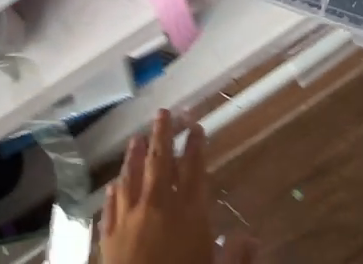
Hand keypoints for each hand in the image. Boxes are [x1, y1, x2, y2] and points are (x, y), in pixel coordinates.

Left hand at [101, 109, 256, 263]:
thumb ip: (235, 257)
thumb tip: (253, 238)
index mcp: (189, 214)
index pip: (194, 170)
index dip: (196, 146)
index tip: (196, 126)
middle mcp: (159, 208)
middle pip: (160, 163)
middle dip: (163, 135)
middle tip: (164, 112)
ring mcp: (130, 220)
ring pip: (132, 178)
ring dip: (134, 156)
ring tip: (136, 138)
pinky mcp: (109, 238)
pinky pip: (111, 207)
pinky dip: (113, 192)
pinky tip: (113, 184)